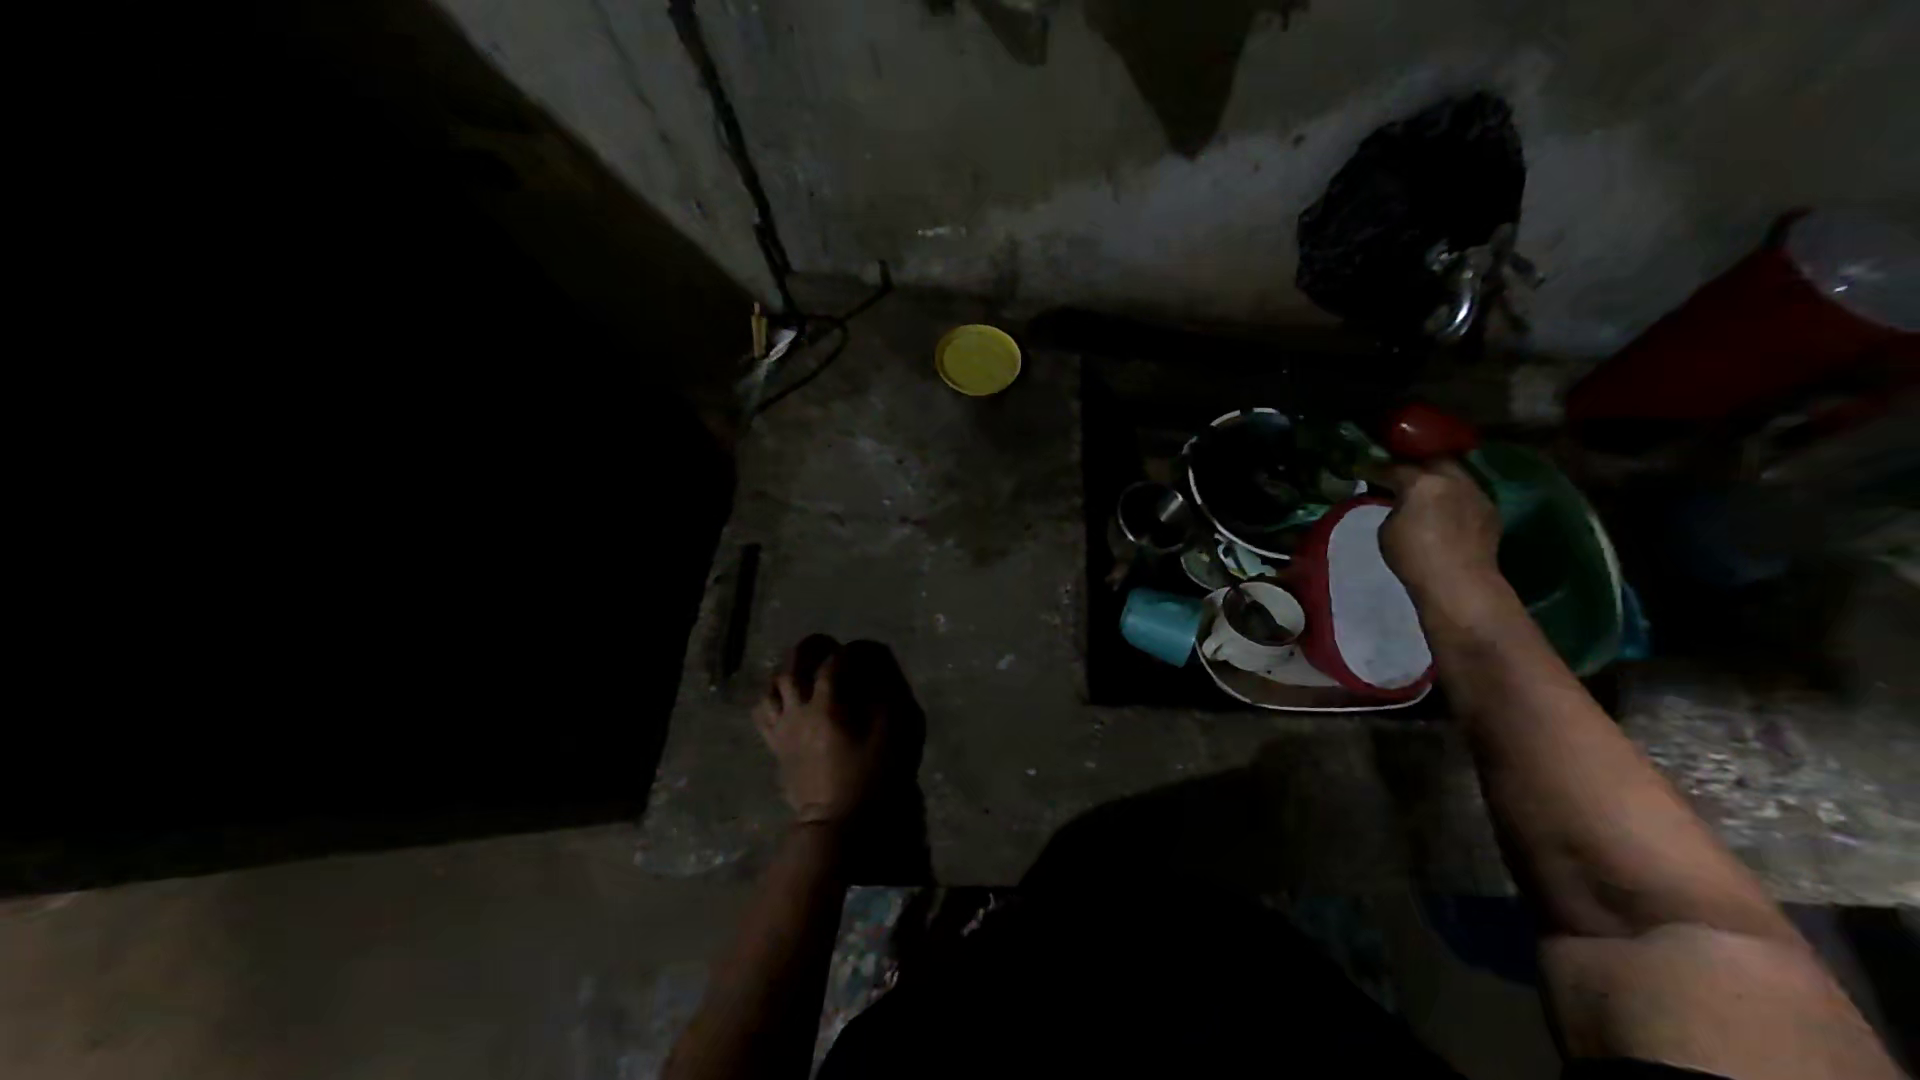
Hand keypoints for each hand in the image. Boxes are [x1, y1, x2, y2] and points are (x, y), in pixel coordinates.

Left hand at [754, 638, 889, 826]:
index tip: (869, 650)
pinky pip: (763, 715)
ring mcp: (783, 731)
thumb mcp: (896, 731)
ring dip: (787, 670)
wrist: (840, 823)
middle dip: (811, 648)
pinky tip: (786, 700)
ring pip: (771, 687)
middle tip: (829, 645)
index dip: (853, 650)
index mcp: (827, 706)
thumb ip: (888, 692)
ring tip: (804, 669)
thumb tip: (879, 667)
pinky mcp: (776, 749)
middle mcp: (798, 711)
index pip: (836, 662)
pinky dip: (772, 699)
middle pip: (793, 665)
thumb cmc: (874, 776)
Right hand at [1376, 460, 1501, 597]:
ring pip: (1454, 474)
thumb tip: (1402, 503)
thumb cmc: (1413, 556)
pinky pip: (1467, 493)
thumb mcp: (1387, 529)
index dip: (1375, 469)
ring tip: (1423, 490)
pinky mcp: (1490, 510)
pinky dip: (1453, 495)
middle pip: (1431, 460)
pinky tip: (1445, 508)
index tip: (1363, 471)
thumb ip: (1394, 507)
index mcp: (1422, 482)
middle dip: (1414, 465)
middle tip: (1398, 475)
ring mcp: (1476, 493)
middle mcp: (1453, 479)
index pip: (1393, 468)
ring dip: (1437, 479)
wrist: (1459, 582)